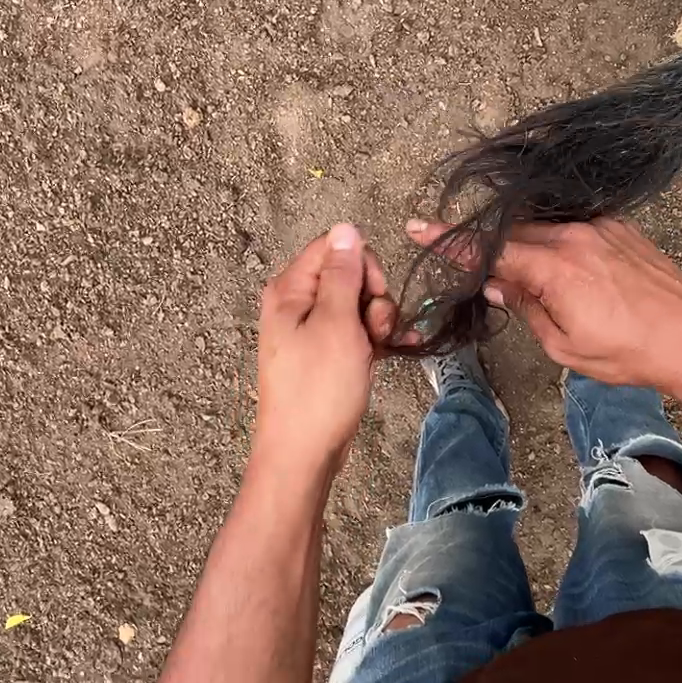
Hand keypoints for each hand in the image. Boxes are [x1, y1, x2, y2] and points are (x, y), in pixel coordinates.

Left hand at [253, 223, 398, 471]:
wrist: (303, 455)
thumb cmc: (318, 389)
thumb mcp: (337, 324)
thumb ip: (344, 274)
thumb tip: (345, 227)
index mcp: (290, 289)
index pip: (333, 247)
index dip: (362, 265)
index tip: (374, 295)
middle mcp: (296, 303)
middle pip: (348, 274)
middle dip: (373, 297)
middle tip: (375, 330)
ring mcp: (310, 329)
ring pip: (357, 303)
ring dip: (377, 322)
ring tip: (375, 350)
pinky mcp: (324, 352)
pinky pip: (355, 330)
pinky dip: (374, 338)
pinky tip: (391, 351)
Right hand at [405, 217, 681, 393]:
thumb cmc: (629, 352)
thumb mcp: (565, 346)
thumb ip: (525, 309)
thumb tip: (495, 286)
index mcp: (554, 269)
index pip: (490, 250)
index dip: (451, 241)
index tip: (419, 227)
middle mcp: (572, 237)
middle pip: (513, 233)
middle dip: (492, 248)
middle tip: (483, 272)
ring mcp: (598, 227)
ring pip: (542, 227)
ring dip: (526, 246)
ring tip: (534, 279)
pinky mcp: (618, 226)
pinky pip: (571, 224)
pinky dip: (556, 239)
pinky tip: (565, 266)